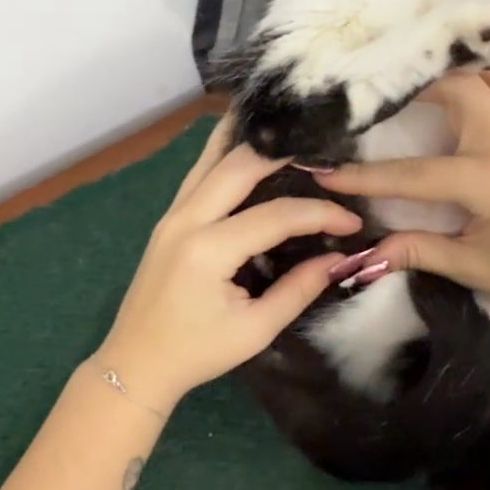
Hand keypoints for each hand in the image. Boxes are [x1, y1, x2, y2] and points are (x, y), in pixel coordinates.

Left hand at [90, 118, 360, 411]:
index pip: (275, 215)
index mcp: (208, 250)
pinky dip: (226, 156)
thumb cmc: (197, 353)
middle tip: (323, 146)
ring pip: (210, 159)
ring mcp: (171, 216)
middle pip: (238, 165)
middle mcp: (185, 220)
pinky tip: (248, 148)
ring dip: (248, 141)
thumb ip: (299, 289)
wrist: (137, 364)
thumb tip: (339, 259)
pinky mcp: (167, 220)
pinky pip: (198, 174)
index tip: (352, 221)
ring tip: (284, 126)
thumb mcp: (256, 329)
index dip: (319, 214)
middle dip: (283, 152)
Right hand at [317, 63, 489, 312]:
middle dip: (416, 83)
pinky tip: (478, 82)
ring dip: (461, 69)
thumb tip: (365, 254)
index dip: (364, 176)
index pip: (413, 172)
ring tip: (427, 75)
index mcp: (489, 181)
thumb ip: (418, 249)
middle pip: (460, 85)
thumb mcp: (471, 266)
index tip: (323, 169)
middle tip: (384, 91)